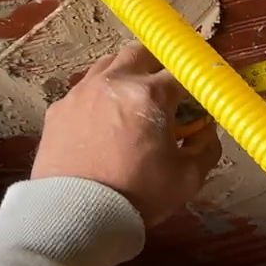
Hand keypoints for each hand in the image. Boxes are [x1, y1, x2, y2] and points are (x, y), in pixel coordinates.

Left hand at [31, 43, 223, 224]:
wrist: (74, 213)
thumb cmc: (138, 193)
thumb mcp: (189, 177)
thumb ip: (206, 148)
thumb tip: (206, 132)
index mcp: (150, 95)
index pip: (183, 72)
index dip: (198, 79)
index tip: (204, 90)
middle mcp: (115, 83)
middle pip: (141, 52)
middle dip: (160, 63)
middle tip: (171, 84)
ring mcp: (81, 92)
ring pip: (110, 64)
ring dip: (129, 74)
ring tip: (137, 97)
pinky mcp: (59, 109)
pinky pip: (86, 88)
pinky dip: (103, 94)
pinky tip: (108, 118)